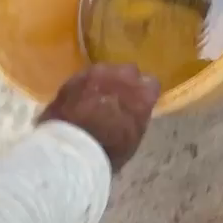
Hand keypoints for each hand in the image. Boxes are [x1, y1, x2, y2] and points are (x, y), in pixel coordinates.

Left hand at [38, 64, 160, 171]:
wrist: (72, 150)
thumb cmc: (109, 151)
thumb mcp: (135, 136)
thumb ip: (138, 114)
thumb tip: (134, 110)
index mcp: (144, 92)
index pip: (150, 84)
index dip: (141, 94)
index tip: (135, 104)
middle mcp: (125, 75)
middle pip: (128, 72)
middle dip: (123, 84)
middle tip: (114, 101)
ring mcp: (100, 73)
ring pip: (105, 71)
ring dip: (102, 83)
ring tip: (92, 100)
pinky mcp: (76, 77)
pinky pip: (84, 78)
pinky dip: (82, 88)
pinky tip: (76, 102)